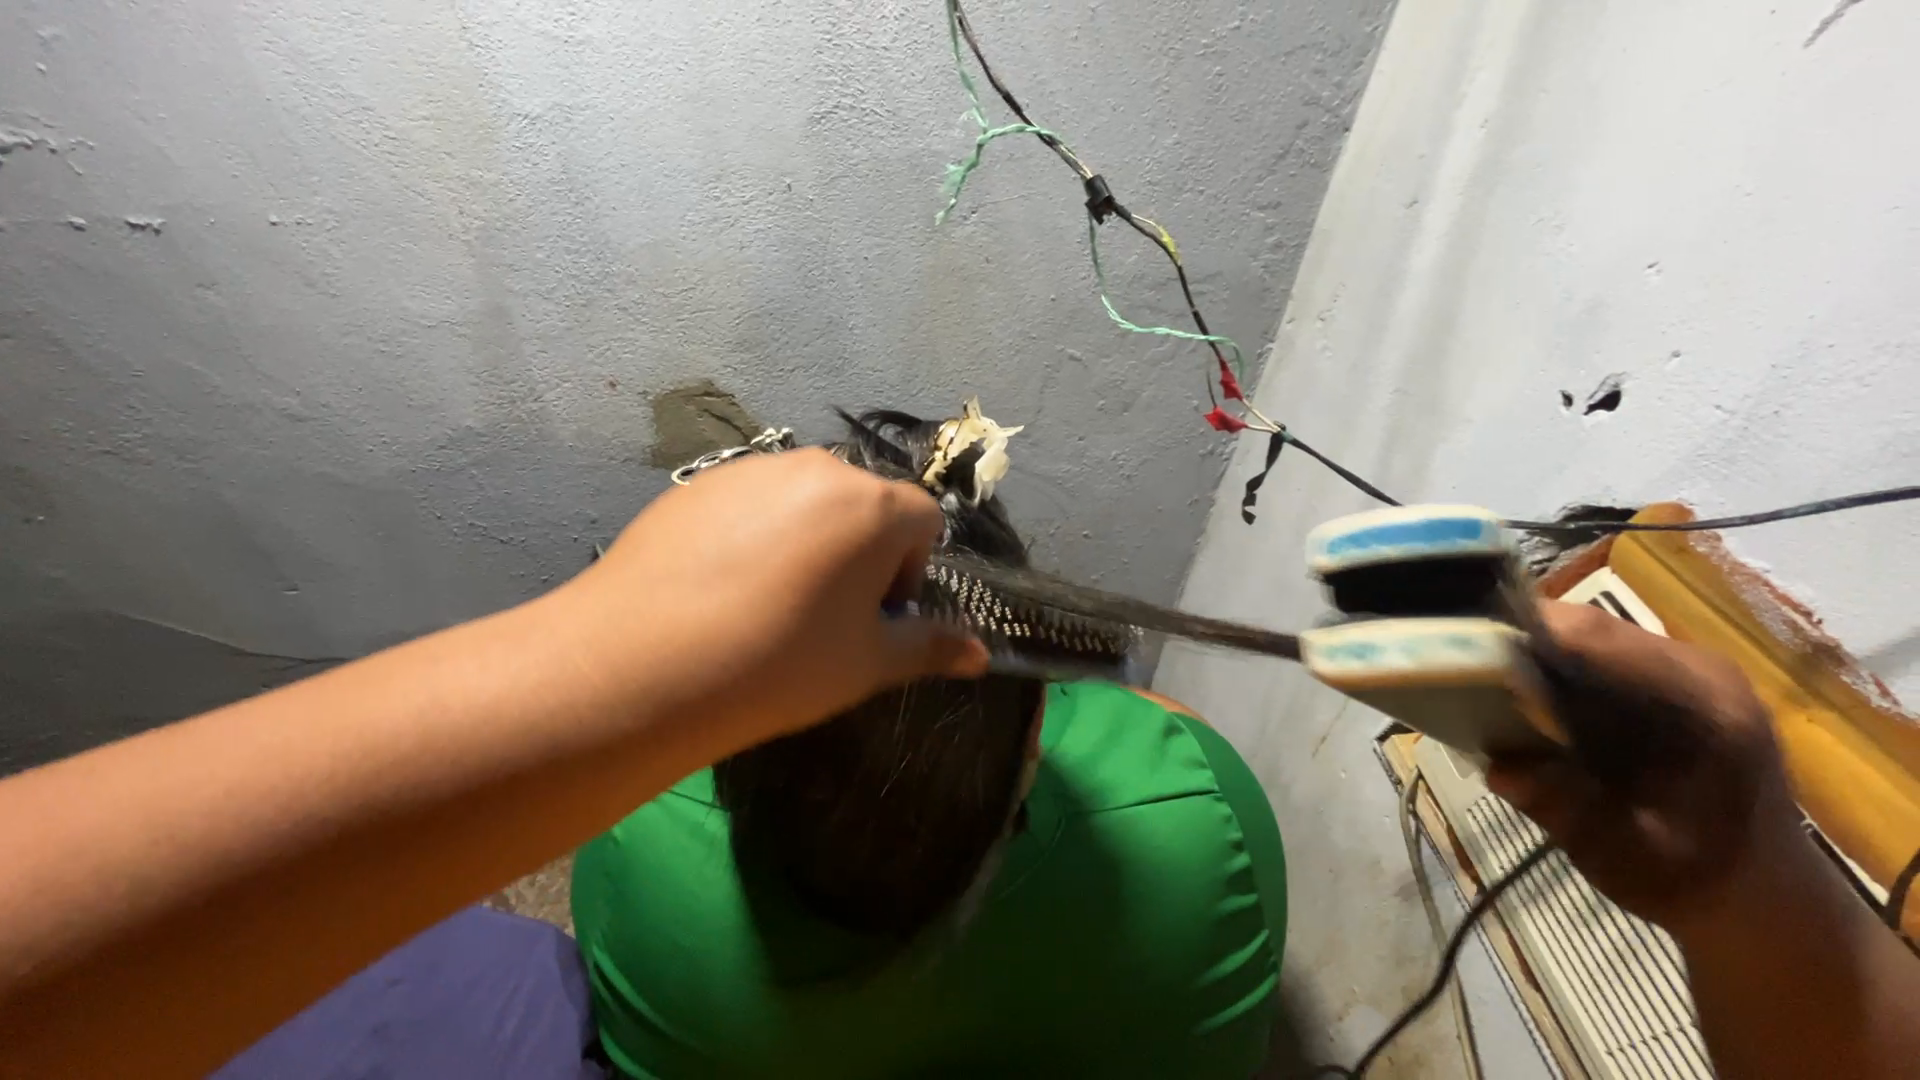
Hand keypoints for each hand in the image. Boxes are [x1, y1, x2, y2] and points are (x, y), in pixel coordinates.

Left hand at [559, 448, 987, 747]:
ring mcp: (752, 469)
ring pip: (805, 501)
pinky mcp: (697, 482)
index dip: (910, 571)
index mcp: (874, 505)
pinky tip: (719, 588)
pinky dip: (754, 535)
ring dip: (808, 540)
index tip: (873, 616)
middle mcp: (818, 469)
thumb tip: (982, 654)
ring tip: (766, 602)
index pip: (924, 519)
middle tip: (822, 614)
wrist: (643, 662)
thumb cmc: (780, 663)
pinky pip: (750, 503)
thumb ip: (932, 647)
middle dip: (861, 552)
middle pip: (864, 505)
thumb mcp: (868, 663)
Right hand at [1488, 602, 1801, 931]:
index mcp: (1699, 705)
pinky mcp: (1673, 680)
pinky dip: (1555, 663)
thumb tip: (1498, 768)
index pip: (1595, 639)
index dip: (1523, 635)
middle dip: (1519, 639)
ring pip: (1589, 632)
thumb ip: (1564, 806)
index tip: (1461, 649)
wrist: (1757, 899)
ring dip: (1534, 649)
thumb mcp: (1621, 853)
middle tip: (1459, 664)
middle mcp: (1698, 671)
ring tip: (1483, 676)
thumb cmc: (1689, 879)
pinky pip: (1601, 651)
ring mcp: (1689, 671)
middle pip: (1587, 626)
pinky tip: (1528, 694)